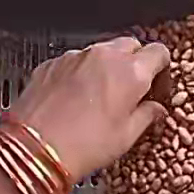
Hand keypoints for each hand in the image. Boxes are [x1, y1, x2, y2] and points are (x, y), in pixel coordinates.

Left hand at [6, 36, 170, 179]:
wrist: (33, 148)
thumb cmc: (82, 145)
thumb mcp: (126, 137)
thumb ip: (146, 115)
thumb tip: (156, 109)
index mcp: (131, 72)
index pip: (158, 52)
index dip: (161, 67)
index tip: (156, 84)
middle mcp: (104, 56)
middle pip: (130, 45)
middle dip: (134, 62)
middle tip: (131, 90)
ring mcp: (76, 56)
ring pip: (101, 51)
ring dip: (106, 66)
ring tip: (100, 96)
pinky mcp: (52, 63)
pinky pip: (74, 60)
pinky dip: (80, 72)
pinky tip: (74, 97)